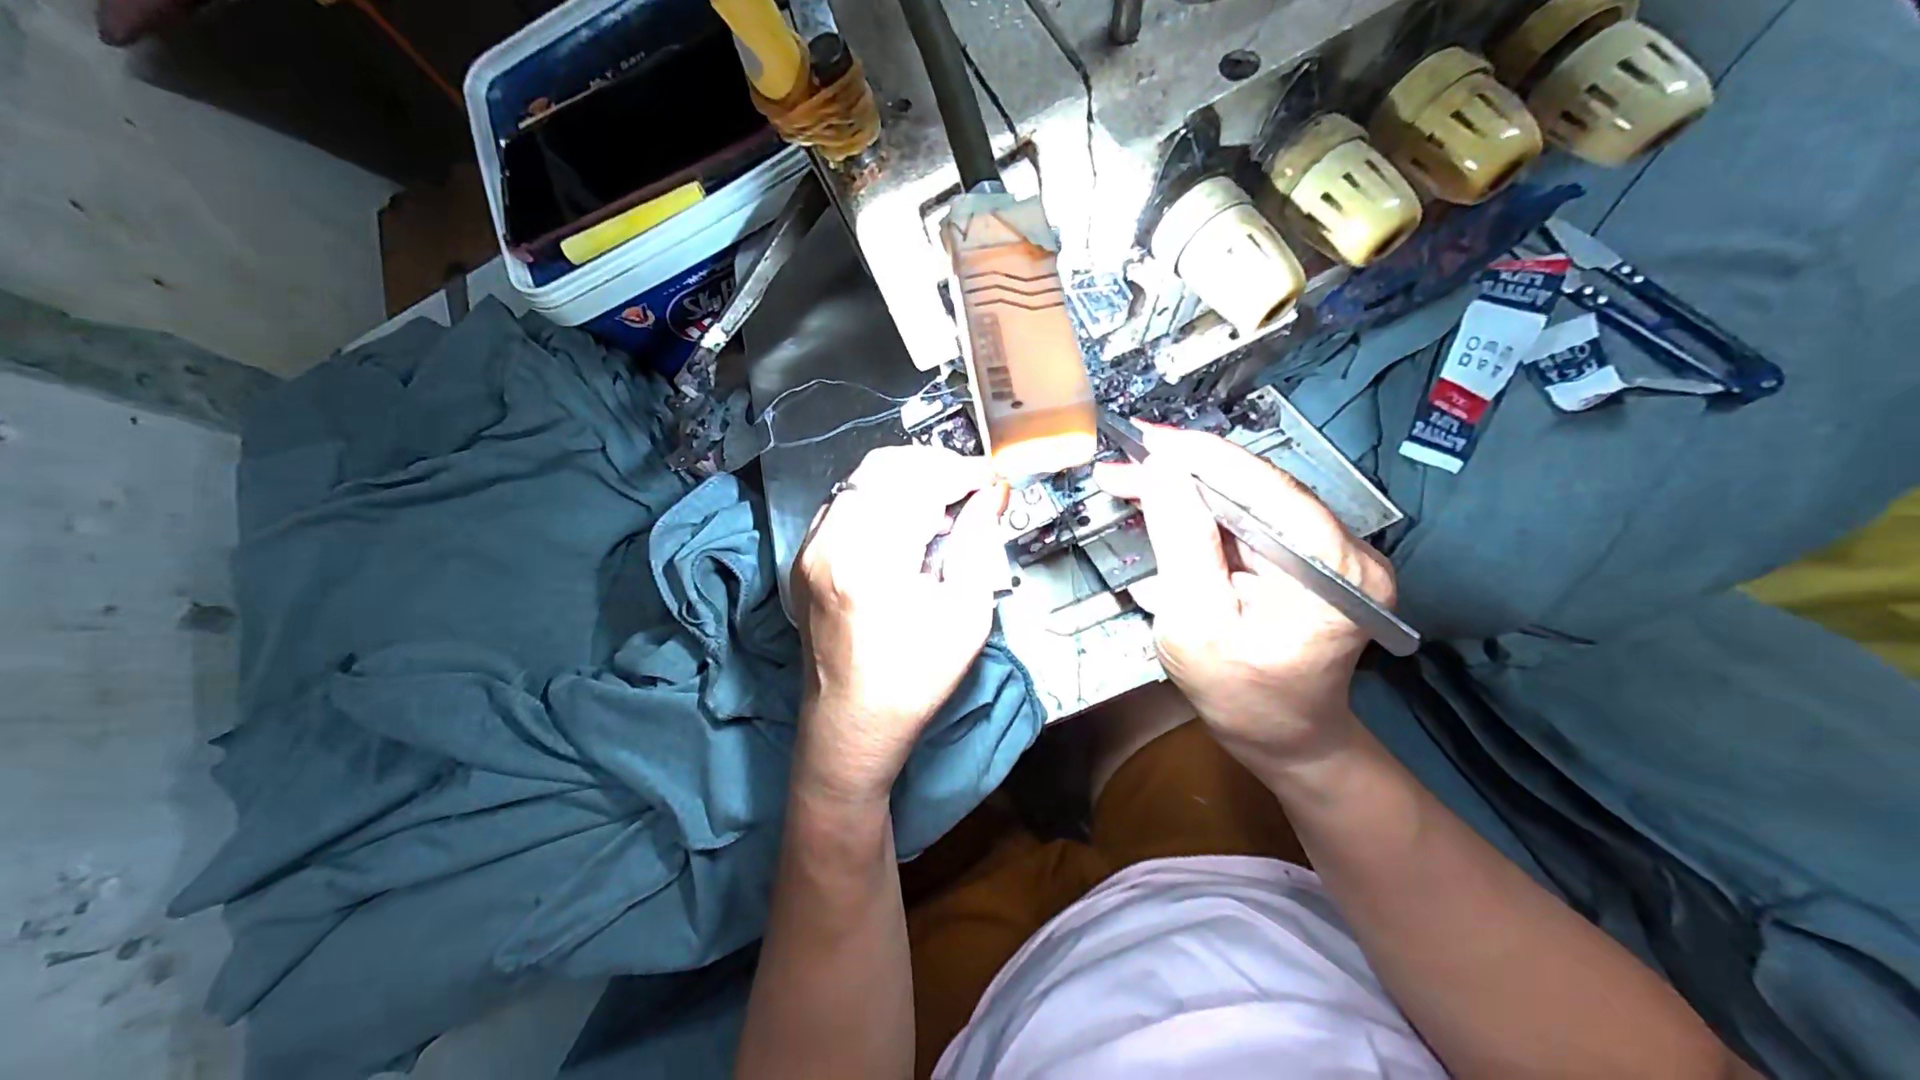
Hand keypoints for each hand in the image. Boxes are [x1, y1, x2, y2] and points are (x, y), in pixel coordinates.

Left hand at [793, 445, 1008, 804]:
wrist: (850, 723)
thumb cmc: (914, 680)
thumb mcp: (965, 615)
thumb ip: (977, 544)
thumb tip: (989, 496)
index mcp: (871, 561)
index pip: (918, 482)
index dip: (960, 471)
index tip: (988, 478)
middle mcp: (830, 544)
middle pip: (882, 468)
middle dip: (932, 465)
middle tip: (968, 484)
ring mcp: (810, 549)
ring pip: (859, 481)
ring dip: (905, 479)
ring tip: (943, 503)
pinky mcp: (805, 558)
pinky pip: (843, 504)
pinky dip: (878, 497)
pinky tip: (905, 521)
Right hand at [1093, 426, 1397, 776]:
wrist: (1282, 732)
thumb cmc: (1241, 695)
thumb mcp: (1196, 624)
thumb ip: (1182, 544)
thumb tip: (1164, 473)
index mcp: (1334, 575)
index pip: (1266, 490)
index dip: (1201, 457)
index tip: (1148, 439)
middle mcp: (1350, 553)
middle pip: (1257, 489)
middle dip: (1184, 474)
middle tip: (1126, 465)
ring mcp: (1336, 552)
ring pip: (1249, 499)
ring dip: (1188, 489)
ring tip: (1133, 481)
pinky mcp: (1314, 555)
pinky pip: (1252, 518)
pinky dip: (1204, 510)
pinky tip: (1165, 503)